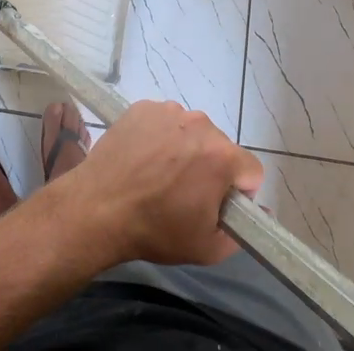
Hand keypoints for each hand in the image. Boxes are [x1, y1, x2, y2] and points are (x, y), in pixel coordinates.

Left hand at [49, 100, 262, 267]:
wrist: (97, 208)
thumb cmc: (155, 229)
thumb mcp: (208, 247)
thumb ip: (241, 231)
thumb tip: (257, 209)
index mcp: (222, 156)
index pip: (251, 170)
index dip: (239, 193)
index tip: (216, 205)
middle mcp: (200, 124)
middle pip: (221, 148)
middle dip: (211, 169)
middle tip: (184, 192)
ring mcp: (169, 111)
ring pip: (192, 132)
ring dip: (186, 149)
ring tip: (159, 174)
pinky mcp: (142, 107)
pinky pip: (165, 121)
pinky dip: (160, 136)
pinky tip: (143, 157)